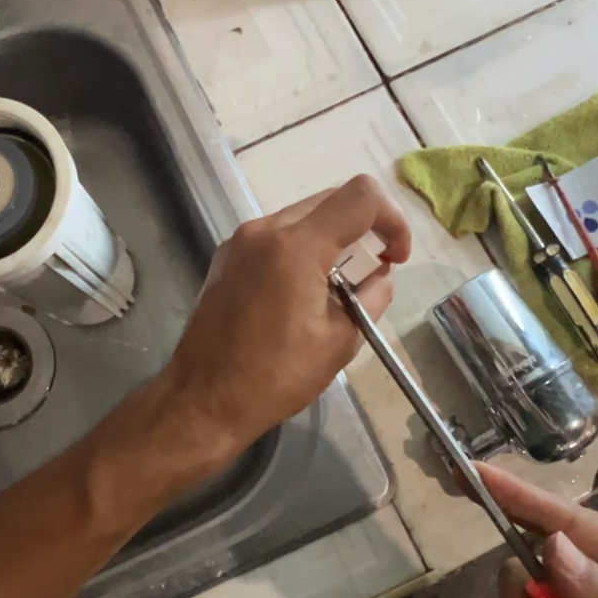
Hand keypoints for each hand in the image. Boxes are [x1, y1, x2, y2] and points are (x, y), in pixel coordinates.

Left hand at [163, 175, 411, 454]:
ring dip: (332, 239)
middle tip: (373, 271)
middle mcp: (264, 230)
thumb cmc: (274, 377)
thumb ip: (371, 296)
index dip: (393, 220)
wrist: (202, 400)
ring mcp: (240, 241)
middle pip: (331, 199)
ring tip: (340, 286)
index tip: (395, 259)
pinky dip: (303, 249)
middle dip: (364, 227)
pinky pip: (276, 235)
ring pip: (302, 216)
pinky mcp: (227, 258)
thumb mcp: (340, 342)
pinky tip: (305, 290)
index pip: (361, 197)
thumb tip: (379, 274)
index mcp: (295, 246)